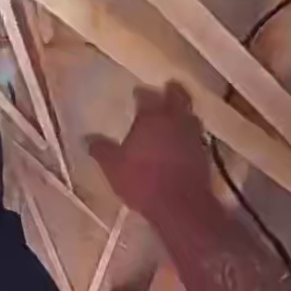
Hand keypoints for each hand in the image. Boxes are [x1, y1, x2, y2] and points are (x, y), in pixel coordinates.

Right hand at [87, 83, 216, 219]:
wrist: (179, 204)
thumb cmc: (141, 181)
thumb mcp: (112, 166)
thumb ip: (100, 149)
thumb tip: (87, 138)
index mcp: (151, 118)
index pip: (147, 95)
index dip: (141, 92)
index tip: (137, 92)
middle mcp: (175, 120)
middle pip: (178, 96)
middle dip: (171, 90)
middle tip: (167, 86)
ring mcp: (192, 136)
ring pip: (190, 114)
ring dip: (183, 110)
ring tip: (176, 111)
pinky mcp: (203, 153)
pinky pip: (195, 134)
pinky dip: (188, 131)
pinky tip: (182, 139)